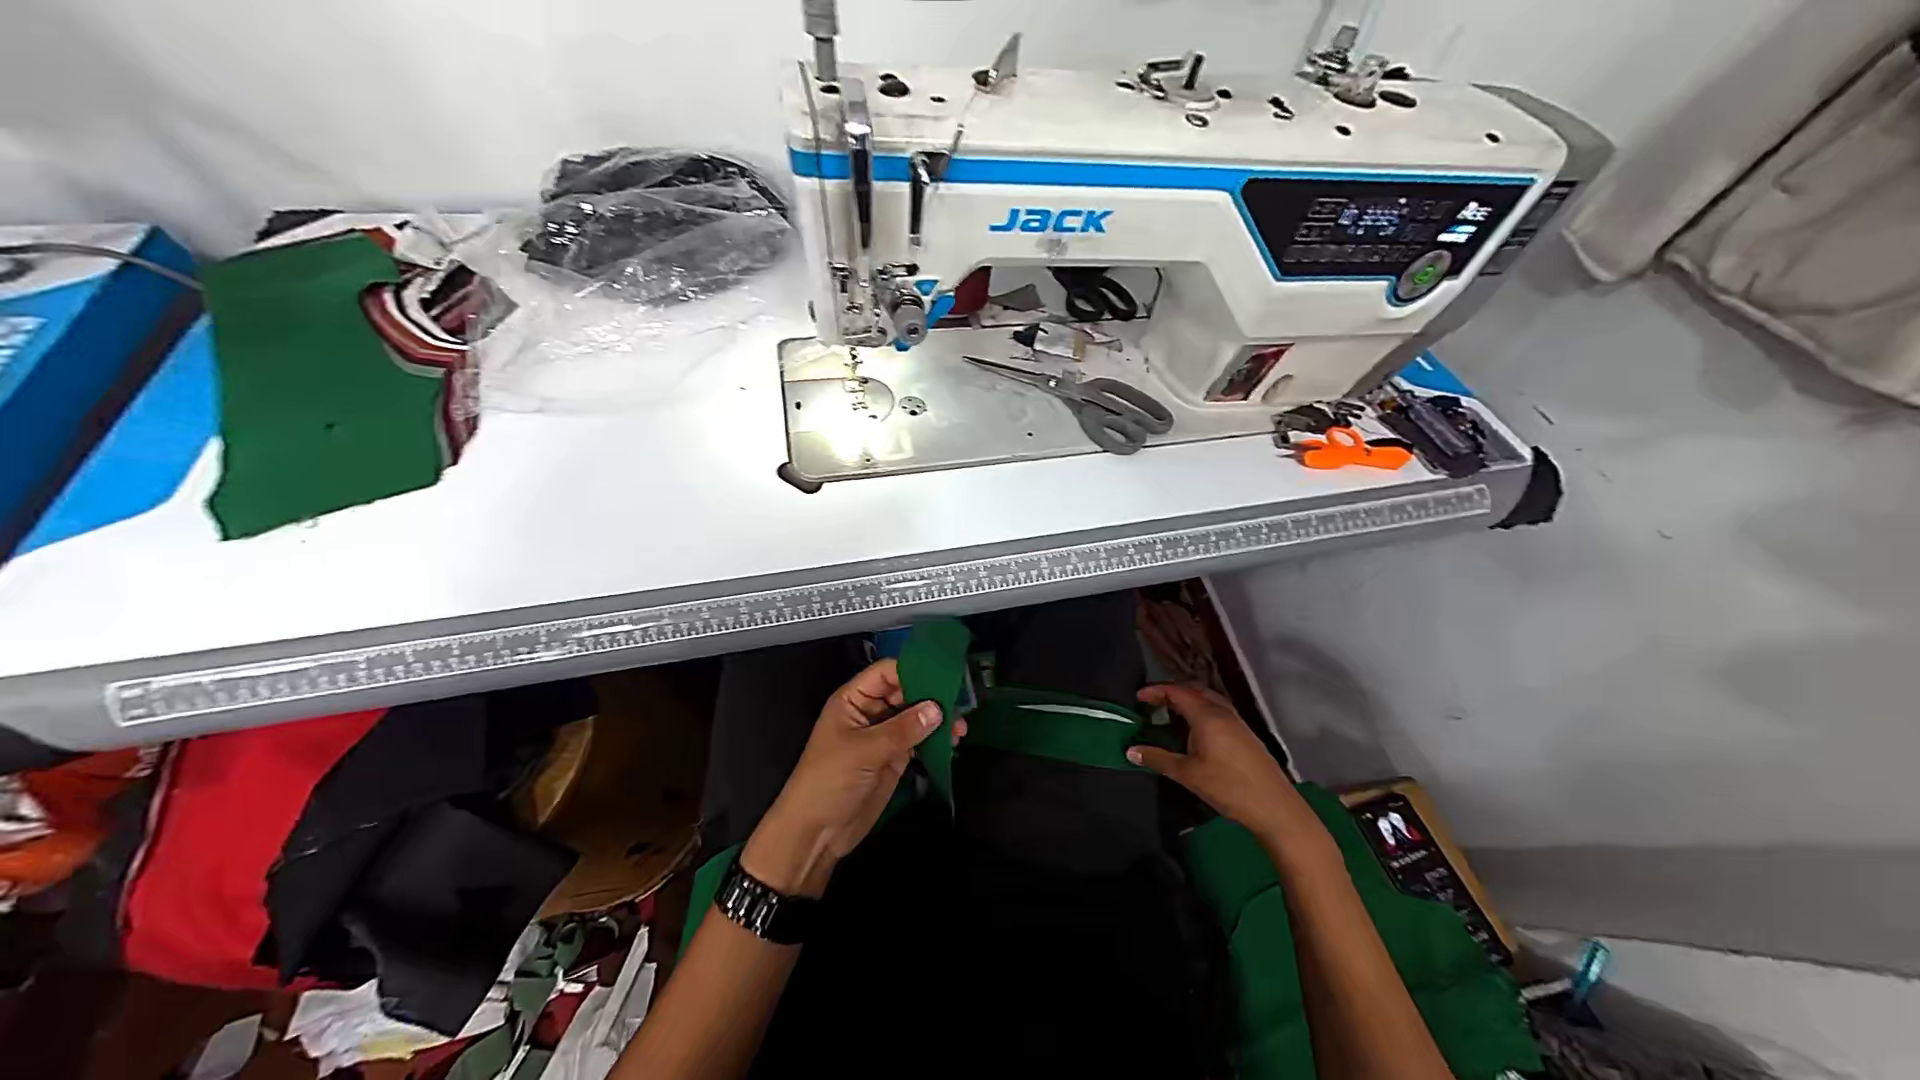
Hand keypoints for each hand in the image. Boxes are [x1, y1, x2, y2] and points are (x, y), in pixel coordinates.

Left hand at [742, 659, 963, 897]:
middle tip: (961, 702)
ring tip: (960, 728)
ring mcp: (883, 735)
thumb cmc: (829, 781)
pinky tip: (953, 741)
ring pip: (916, 716)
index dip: (912, 670)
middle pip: (906, 692)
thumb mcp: (864, 750)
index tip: (943, 675)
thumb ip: (903, 729)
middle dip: (931, 695)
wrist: (816, 832)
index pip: (886, 673)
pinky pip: (919, 740)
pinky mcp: (894, 757)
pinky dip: (936, 739)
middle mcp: (870, 712)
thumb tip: (937, 709)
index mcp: (853, 700)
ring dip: (938, 719)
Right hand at [1127, 683, 1301, 834]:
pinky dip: (1202, 712)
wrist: (1275, 807)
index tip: (1138, 698)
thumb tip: (1130, 751)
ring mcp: (1238, 723)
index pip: (1177, 692)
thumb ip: (1158, 759)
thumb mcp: (1187, 774)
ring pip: (1209, 701)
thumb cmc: (1228, 787)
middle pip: (1194, 691)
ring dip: (1189, 702)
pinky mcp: (1246, 735)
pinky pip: (1219, 712)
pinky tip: (1196, 733)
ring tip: (1172, 716)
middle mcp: (1223, 712)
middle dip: (1172, 693)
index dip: (1156, 691)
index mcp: (1207, 716)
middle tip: (1153, 704)